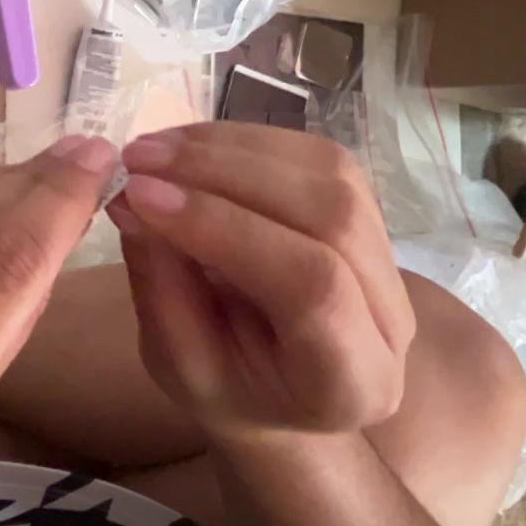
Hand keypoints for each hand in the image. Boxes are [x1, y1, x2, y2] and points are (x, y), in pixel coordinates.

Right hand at [108, 123, 413, 435]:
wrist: (276, 384)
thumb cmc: (225, 386)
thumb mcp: (177, 362)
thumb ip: (161, 285)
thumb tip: (133, 199)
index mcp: (352, 380)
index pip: (310, 285)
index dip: (222, 226)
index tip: (140, 194)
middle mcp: (392, 315)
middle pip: (330, 213)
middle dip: (223, 172)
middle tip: (138, 159)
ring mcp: (389, 256)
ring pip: (327, 172)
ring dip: (229, 147)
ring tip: (153, 148)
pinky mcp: (368, 212)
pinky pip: (314, 155)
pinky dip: (242, 139)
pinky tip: (186, 144)